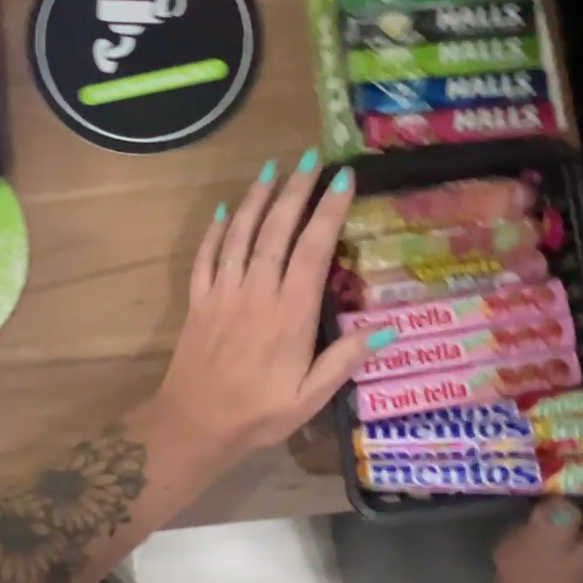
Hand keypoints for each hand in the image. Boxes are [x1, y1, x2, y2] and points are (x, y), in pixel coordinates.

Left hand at [150, 149, 390, 464]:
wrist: (194, 424)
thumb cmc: (257, 415)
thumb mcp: (310, 398)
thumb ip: (345, 361)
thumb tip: (388, 329)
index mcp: (290, 314)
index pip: (313, 250)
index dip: (328, 211)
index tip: (343, 179)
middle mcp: (255, 293)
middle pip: (275, 230)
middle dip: (295, 190)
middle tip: (311, 157)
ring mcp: (222, 293)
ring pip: (238, 235)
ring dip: (255, 199)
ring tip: (272, 169)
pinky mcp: (197, 301)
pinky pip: (205, 257)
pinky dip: (214, 231)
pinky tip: (222, 210)